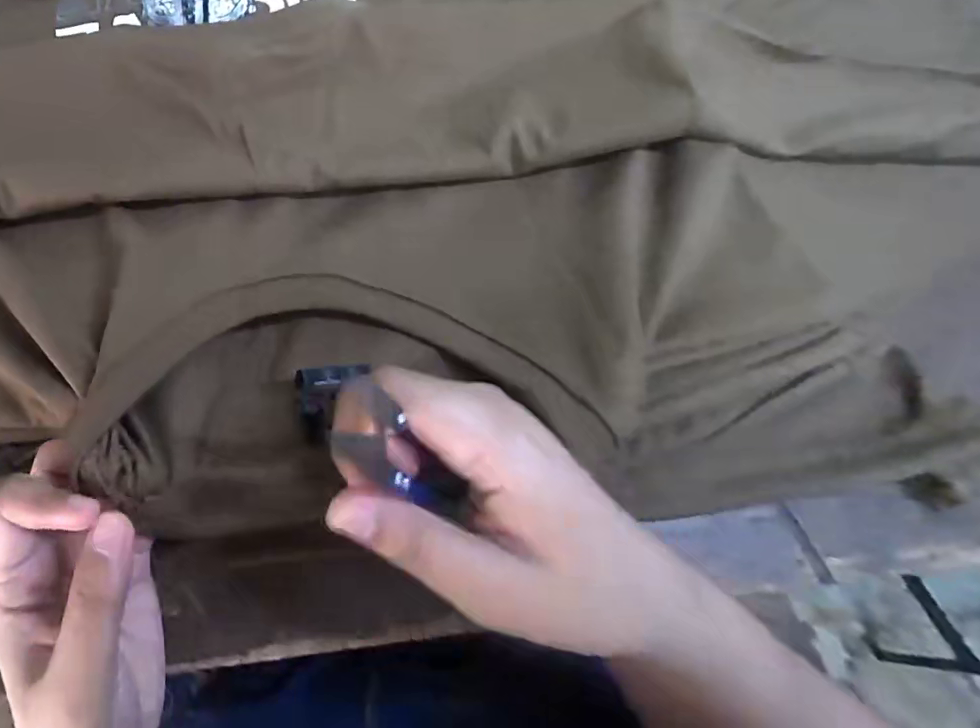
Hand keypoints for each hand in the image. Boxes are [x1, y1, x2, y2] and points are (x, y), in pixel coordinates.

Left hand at [0, 441, 164, 727]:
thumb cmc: (74, 727)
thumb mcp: (75, 679)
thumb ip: (92, 604)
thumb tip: (115, 517)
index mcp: (13, 581)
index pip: (12, 513)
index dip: (45, 501)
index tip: (90, 513)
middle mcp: (47, 556)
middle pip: (47, 488)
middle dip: (72, 465)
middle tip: (110, 452)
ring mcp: (89, 556)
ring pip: (92, 492)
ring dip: (113, 473)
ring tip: (142, 459)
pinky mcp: (131, 562)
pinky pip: (134, 515)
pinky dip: (146, 497)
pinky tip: (162, 487)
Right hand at [324, 367, 712, 658]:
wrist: (645, 590)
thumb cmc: (572, 593)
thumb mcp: (487, 587)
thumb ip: (411, 541)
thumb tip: (334, 507)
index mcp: (488, 433)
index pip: (388, 386)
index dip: (359, 429)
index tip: (373, 489)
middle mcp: (484, 401)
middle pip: (389, 387)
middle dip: (369, 439)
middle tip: (391, 502)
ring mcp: (490, 404)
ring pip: (402, 397)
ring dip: (387, 445)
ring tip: (416, 502)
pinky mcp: (490, 416)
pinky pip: (424, 409)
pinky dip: (408, 444)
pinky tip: (435, 491)